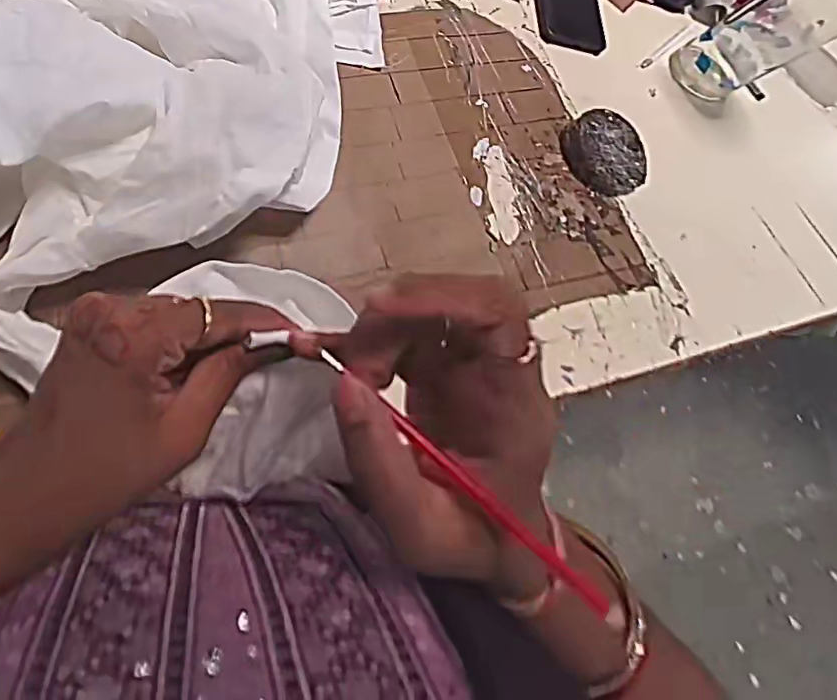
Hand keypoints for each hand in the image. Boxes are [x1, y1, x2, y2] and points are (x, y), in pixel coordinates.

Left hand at [0, 293, 289, 587]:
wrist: (32, 485)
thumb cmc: (106, 472)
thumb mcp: (181, 432)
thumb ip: (224, 376)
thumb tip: (260, 345)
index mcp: (134, 336)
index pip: (213, 313)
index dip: (258, 321)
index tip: (293, 329)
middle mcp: (111, 306)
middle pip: (192, 307)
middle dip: (229, 328)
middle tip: (265, 351)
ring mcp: (95, 307)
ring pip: (170, 308)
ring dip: (199, 331)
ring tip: (223, 363)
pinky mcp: (88, 315)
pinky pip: (146, 314)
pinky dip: (171, 333)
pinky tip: (183, 360)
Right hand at [296, 275, 556, 600]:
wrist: (492, 543)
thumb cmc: (472, 538)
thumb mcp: (420, 526)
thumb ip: (379, 461)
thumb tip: (343, 381)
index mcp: (514, 397)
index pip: (496, 311)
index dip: (442, 294)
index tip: (381, 308)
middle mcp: (494, 364)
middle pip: (448, 300)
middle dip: (390, 322)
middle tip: (357, 370)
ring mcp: (465, 358)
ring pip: (416, 310)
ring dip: (371, 335)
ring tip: (351, 381)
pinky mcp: (436, 359)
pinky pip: (395, 328)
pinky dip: (356, 337)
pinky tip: (322, 348)